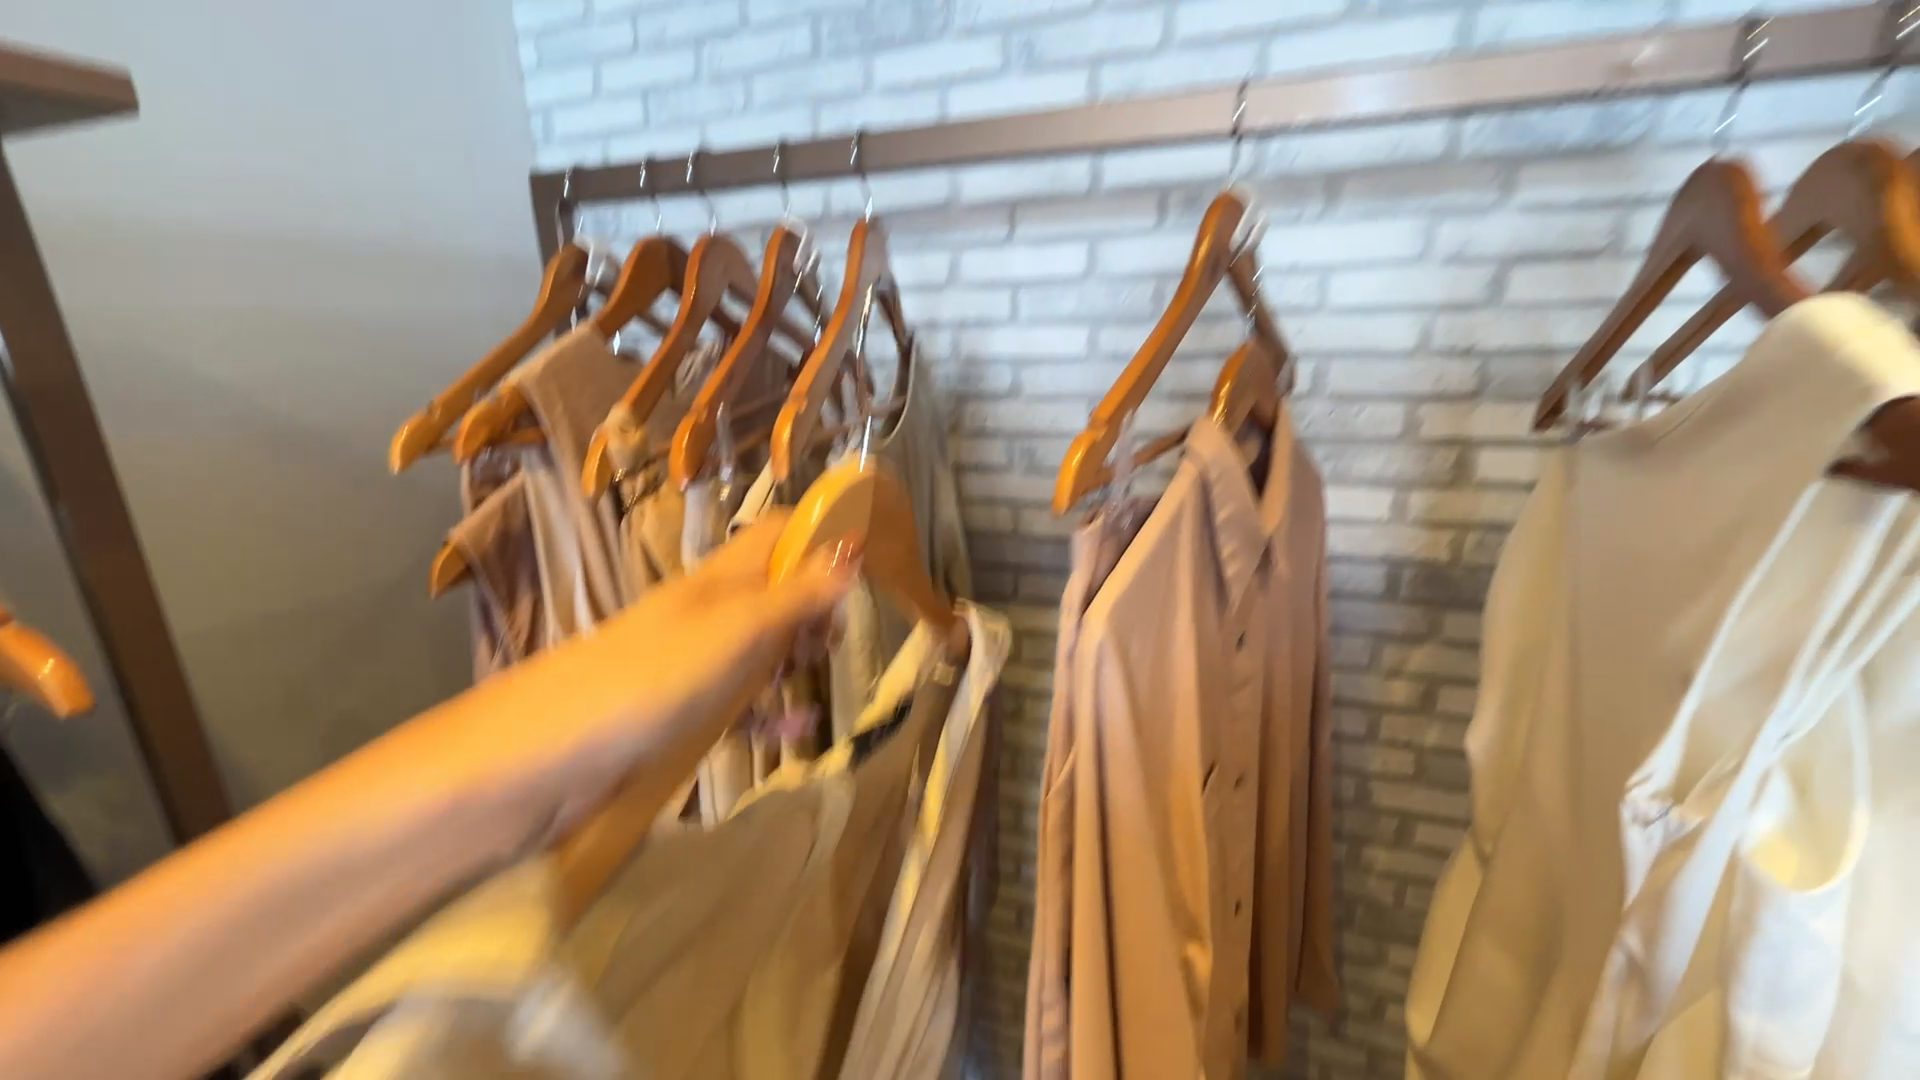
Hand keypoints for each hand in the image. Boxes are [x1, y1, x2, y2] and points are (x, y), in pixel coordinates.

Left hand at [385, 512, 858, 855]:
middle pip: (779, 589)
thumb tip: (855, 546)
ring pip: (762, 646)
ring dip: (793, 661)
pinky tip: (793, 731)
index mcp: (723, 576)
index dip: (823, 539)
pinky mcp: (680, 706)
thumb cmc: (653, 678)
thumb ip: (798, 593)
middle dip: (815, 610)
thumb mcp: (740, 630)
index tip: (863, 572)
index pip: (782, 531)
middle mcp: (711, 607)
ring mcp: (694, 658)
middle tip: (832, 643)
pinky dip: (767, 710)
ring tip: (812, 685)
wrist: (549, 757)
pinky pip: (739, 699)